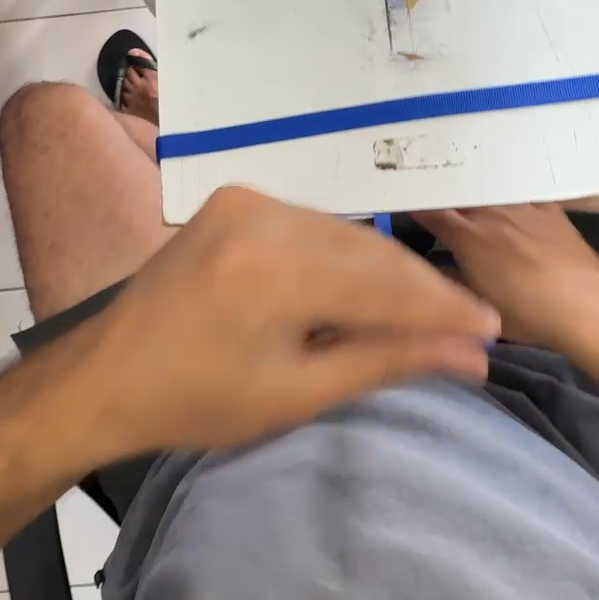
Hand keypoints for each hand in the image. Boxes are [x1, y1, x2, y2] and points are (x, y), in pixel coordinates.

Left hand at [52, 187, 501, 454]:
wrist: (107, 372)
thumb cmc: (197, 399)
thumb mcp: (295, 393)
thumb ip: (384, 360)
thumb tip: (468, 353)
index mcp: (272, 269)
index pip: (383, 284)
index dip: (442, 307)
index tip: (491, 329)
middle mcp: (261, 216)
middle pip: (368, 251)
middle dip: (420, 289)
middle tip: (470, 324)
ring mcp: (245, 200)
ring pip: (344, 234)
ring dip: (386, 271)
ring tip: (428, 310)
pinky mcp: (235, 200)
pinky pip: (312, 225)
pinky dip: (344, 255)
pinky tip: (366, 285)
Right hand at [414, 205, 598, 351]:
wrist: (589, 307)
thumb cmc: (528, 313)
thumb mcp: (478, 306)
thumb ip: (450, 283)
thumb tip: (427, 273)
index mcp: (466, 236)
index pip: (429, 210)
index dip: (412, 206)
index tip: (401, 204)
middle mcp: (490, 212)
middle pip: (457, 193)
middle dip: (441, 195)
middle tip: (429, 199)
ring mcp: (522, 206)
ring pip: (487, 190)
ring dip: (472, 193)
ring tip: (466, 197)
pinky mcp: (549, 208)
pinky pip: (519, 194)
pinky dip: (506, 195)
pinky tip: (507, 201)